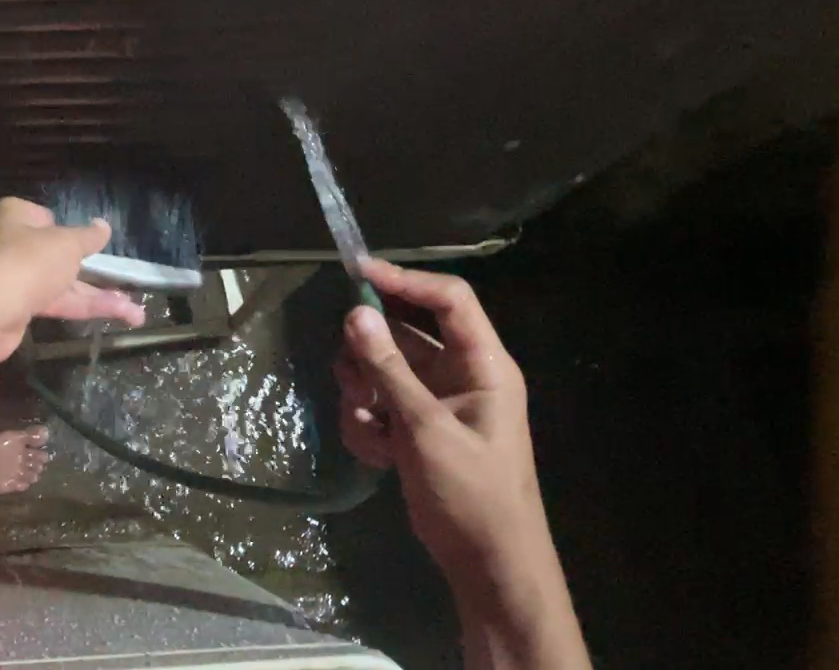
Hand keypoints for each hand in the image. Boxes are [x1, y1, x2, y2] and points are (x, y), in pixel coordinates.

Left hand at [0, 197, 145, 364]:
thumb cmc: (27, 262)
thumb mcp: (66, 244)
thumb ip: (87, 238)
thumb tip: (104, 226)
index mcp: (17, 218)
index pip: (41, 216)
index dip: (62, 225)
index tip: (84, 236)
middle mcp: (15, 245)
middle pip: (58, 254)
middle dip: (93, 270)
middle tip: (125, 280)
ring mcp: (17, 280)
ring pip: (64, 285)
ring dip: (100, 297)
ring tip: (137, 312)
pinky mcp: (22, 310)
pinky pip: (61, 306)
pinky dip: (89, 310)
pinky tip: (119, 316)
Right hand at [334, 260, 543, 580]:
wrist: (485, 564)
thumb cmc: (472, 493)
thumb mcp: (426, 428)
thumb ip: (388, 368)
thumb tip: (355, 313)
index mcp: (483, 365)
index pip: (448, 299)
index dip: (404, 280)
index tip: (356, 273)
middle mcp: (457, 373)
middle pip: (399, 331)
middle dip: (368, 354)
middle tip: (353, 379)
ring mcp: (432, 398)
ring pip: (377, 366)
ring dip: (361, 394)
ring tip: (368, 425)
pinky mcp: (411, 423)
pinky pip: (373, 400)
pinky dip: (365, 422)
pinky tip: (377, 453)